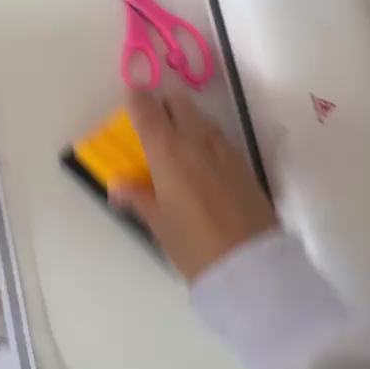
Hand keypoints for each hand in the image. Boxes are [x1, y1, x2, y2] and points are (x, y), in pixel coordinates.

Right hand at [110, 88, 276, 281]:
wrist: (252, 269)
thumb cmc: (193, 246)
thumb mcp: (157, 223)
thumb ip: (136, 197)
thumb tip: (117, 185)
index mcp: (166, 150)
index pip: (144, 106)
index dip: (135, 98)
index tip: (129, 102)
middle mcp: (195, 141)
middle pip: (178, 102)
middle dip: (163, 107)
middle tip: (154, 129)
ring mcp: (224, 151)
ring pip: (201, 119)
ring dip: (187, 123)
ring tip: (179, 151)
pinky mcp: (244, 166)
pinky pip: (220, 140)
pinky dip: (206, 143)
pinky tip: (204, 170)